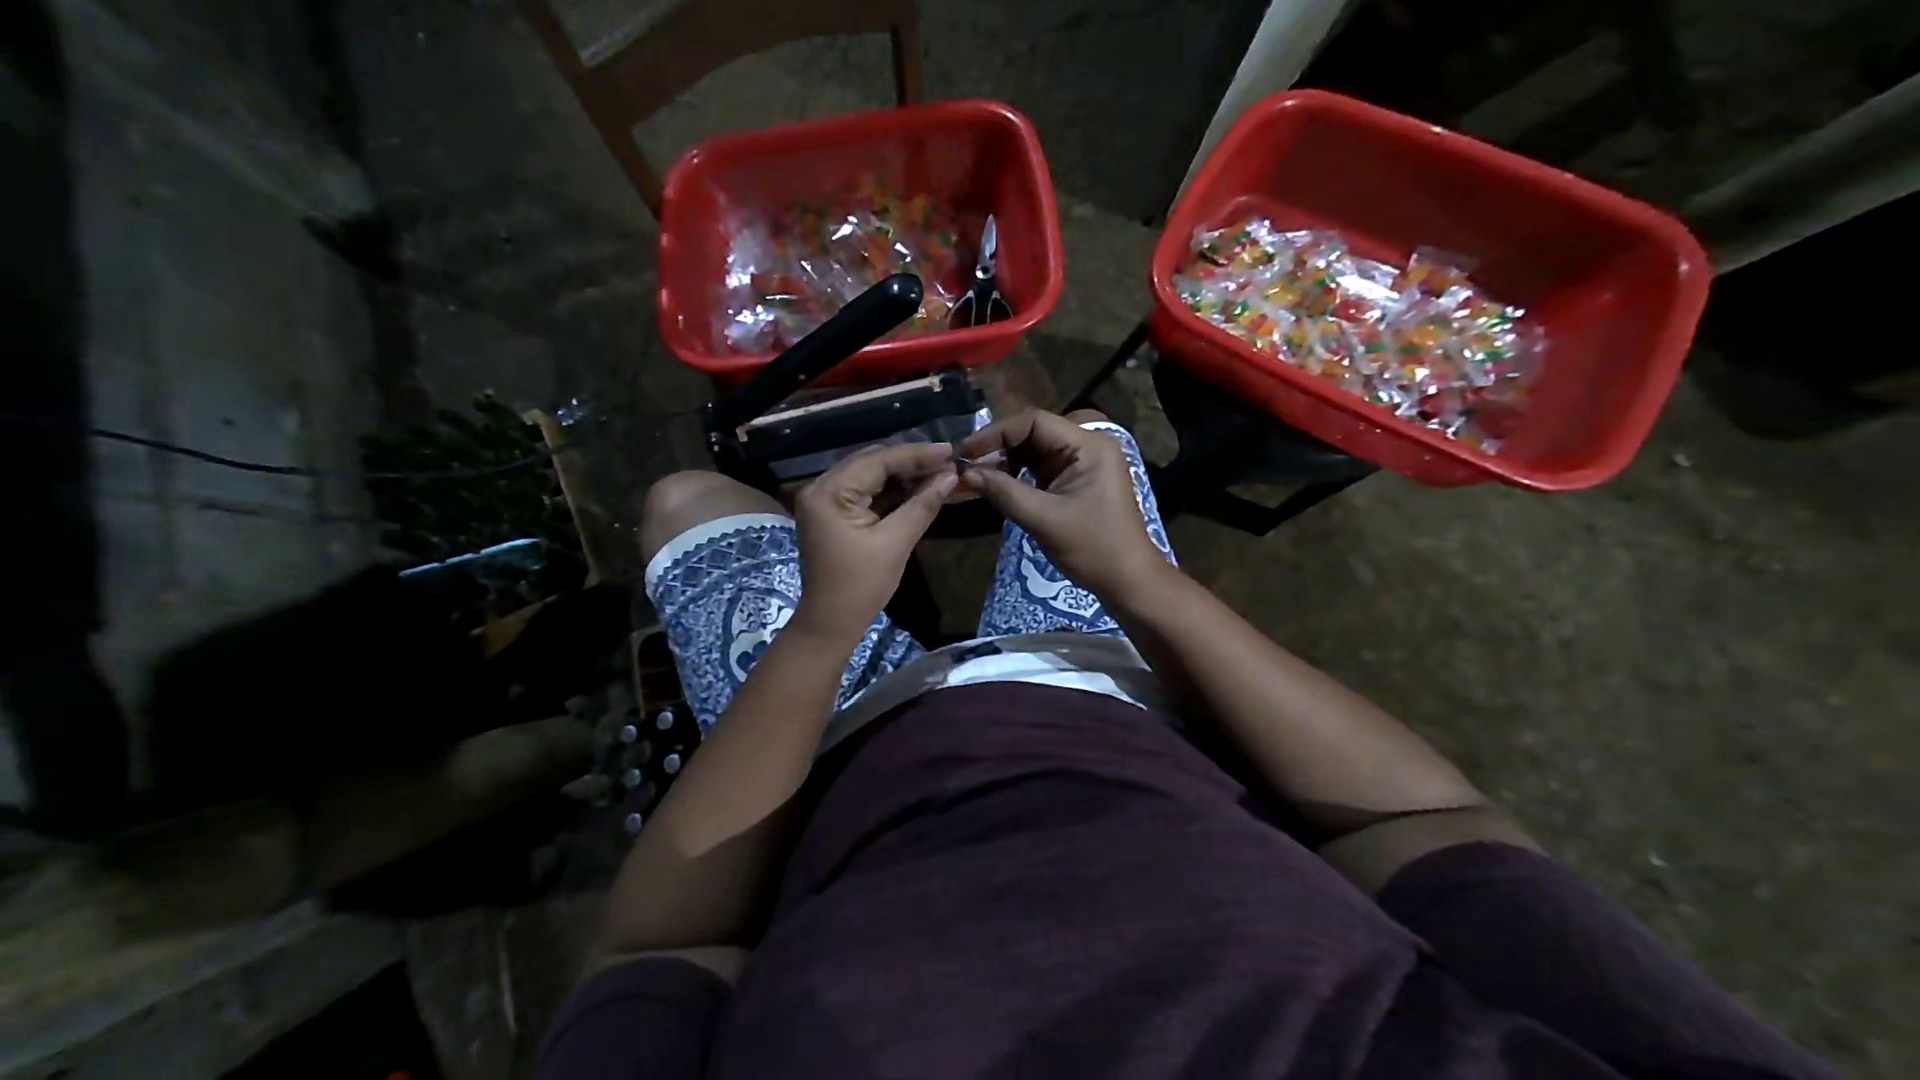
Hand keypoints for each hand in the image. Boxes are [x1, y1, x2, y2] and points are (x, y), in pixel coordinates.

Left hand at [793, 442, 957, 643]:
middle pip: (872, 461)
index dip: (917, 454)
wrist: (830, 621)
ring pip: (869, 473)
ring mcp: (824, 499)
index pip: (878, 460)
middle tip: (947, 461)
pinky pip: (863, 489)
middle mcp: (821, 487)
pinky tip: (916, 486)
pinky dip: (890, 488)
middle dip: (910, 461)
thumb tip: (950, 475)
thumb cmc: (861, 585)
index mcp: (829, 492)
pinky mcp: (831, 511)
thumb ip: (922, 504)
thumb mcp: (896, 543)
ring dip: (902, 473)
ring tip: (938, 471)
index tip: (950, 450)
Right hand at [959, 410, 1165, 596]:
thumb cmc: (1093, 548)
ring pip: (1033, 449)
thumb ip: (1004, 492)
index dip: (996, 433)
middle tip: (965, 466)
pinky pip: (1039, 467)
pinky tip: (994, 484)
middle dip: (997, 447)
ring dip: (1004, 461)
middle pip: (1032, 432)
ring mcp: (1081, 462)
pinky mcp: (1074, 480)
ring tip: (974, 476)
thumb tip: (965, 474)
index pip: (1034, 422)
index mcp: (1089, 445)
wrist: (1127, 580)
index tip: (966, 452)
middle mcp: (1086, 445)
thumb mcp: (1044, 519)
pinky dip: (1016, 474)